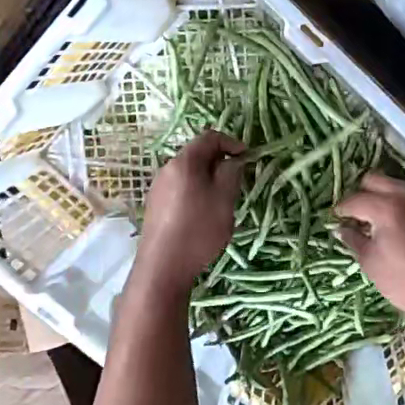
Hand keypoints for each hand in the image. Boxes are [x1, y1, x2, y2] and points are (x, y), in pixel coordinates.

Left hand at [135, 131, 244, 288]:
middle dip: (221, 163)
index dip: (232, 143)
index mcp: (184, 162)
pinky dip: (197, 192)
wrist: (163, 267)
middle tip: (238, 182)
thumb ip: (232, 173)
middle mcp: (167, 169)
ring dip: (209, 179)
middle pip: (198, 154)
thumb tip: (234, 161)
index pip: (210, 137)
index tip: (248, 159)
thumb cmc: (198, 229)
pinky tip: (204, 215)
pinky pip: (181, 189)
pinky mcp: (156, 206)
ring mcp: (158, 188)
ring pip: (190, 173)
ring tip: (223, 201)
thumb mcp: (224, 199)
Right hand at [334, 174, 404, 319]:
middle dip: (360, 194)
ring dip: (380, 197)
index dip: (341, 210)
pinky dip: (397, 204)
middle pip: (374, 180)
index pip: (354, 200)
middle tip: (354, 216)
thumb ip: (354, 240)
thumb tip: (341, 229)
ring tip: (374, 222)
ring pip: (394, 185)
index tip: (335, 221)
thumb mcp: (372, 264)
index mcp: (386, 207)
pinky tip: (396, 226)